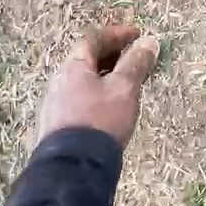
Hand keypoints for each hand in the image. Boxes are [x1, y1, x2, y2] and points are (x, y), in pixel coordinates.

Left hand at [37, 24, 161, 145]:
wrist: (73, 171)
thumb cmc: (100, 119)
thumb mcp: (124, 87)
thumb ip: (136, 62)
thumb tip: (148, 42)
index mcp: (72, 68)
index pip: (93, 39)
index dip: (117, 34)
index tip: (137, 35)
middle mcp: (59, 83)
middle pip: (87, 59)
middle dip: (113, 55)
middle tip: (135, 57)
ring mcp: (56, 107)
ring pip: (85, 81)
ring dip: (107, 76)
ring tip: (128, 82)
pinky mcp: (59, 128)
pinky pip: (81, 99)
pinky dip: (99, 94)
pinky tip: (113, 105)